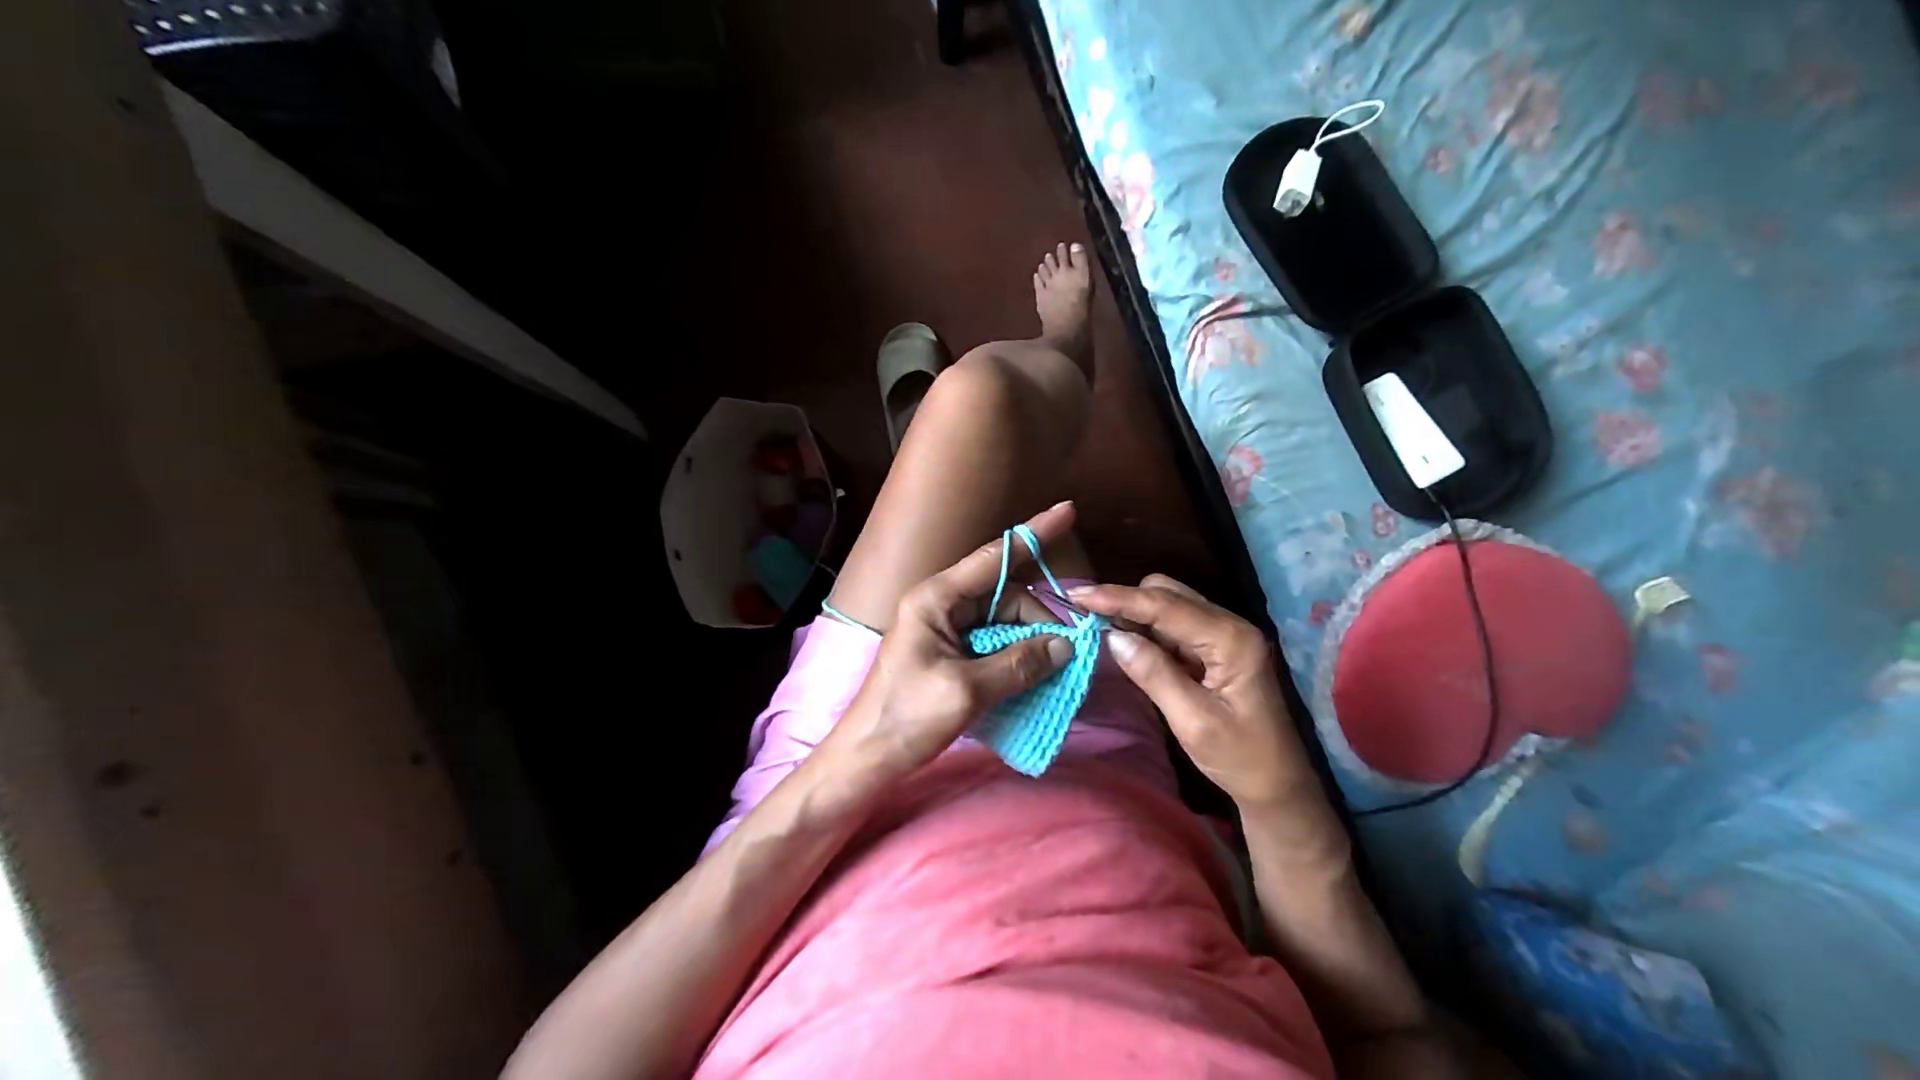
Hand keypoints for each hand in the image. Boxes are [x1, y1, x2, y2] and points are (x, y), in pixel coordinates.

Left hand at [819, 502, 1079, 789]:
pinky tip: (1038, 675)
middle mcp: (942, 604)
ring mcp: (946, 628)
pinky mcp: (951, 653)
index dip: (1034, 535)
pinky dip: (1018, 656)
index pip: (994, 558)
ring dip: (1031, 641)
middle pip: (1006, 595)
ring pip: (1004, 621)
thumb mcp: (966, 690)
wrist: (868, 756)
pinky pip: (995, 643)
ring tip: (1057, 670)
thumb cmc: (907, 717)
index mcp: (936, 598)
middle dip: (1040, 619)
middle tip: (1069, 652)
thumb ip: (1018, 664)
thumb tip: (1065, 646)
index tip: (1068, 511)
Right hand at [1069, 575, 1319, 811]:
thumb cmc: (1241, 758)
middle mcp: (1229, 626)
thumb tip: (1112, 636)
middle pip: (1167, 592)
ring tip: (1096, 627)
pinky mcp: (1214, 649)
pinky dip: (1145, 629)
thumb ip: (1153, 674)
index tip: (1077, 596)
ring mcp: (1223, 636)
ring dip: (1133, 613)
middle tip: (1085, 617)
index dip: (1118, 598)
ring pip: (1167, 605)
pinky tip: (1124, 642)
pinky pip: (1172, 626)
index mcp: (1231, 640)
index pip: (1164, 605)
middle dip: (1125, 600)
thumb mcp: (1193, 721)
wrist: (1278, 786)